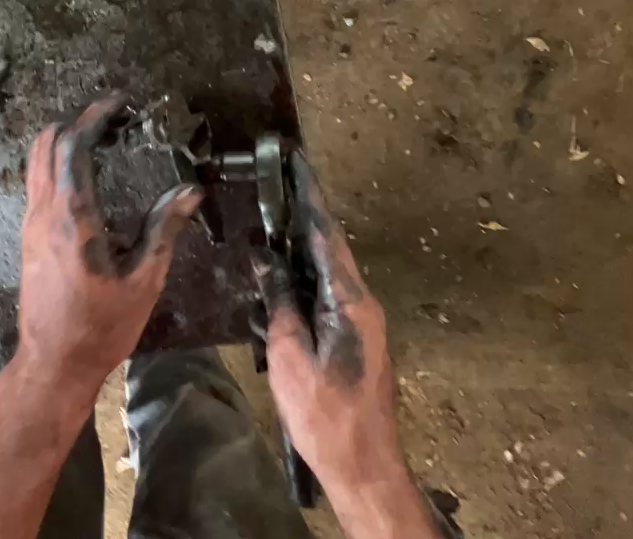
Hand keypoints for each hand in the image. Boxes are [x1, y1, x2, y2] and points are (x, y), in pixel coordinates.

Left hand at [15, 93, 203, 393]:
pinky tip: (86, 174)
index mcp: (72, 217)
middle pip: (46, 142)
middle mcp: (43, 210)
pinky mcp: (27, 234)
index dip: (93, 116)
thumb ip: (164, 230)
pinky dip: (55, 160)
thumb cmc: (101, 326)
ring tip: (102, 139)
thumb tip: (190, 190)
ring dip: (63, 139)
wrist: (52, 363)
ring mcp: (30, 221)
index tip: (119, 104)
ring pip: (35, 158)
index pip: (73, 146)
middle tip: (113, 120)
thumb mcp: (143, 282)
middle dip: (77, 121)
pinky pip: (36, 179)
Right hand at [258, 151, 428, 534]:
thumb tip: (267, 259)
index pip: (326, 235)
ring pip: (329, 274)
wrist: (365, 467)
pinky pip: (328, 296)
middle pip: (329, 249)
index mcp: (350, 301)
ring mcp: (364, 323)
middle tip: (276, 190)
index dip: (310, 198)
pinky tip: (281, 285)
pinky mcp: (359, 340)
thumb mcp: (288, 354)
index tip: (297, 165)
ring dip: (301, 253)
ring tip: (272, 232)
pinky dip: (305, 282)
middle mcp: (364, 304)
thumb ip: (279, 301)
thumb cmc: (324, 413)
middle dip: (302, 219)